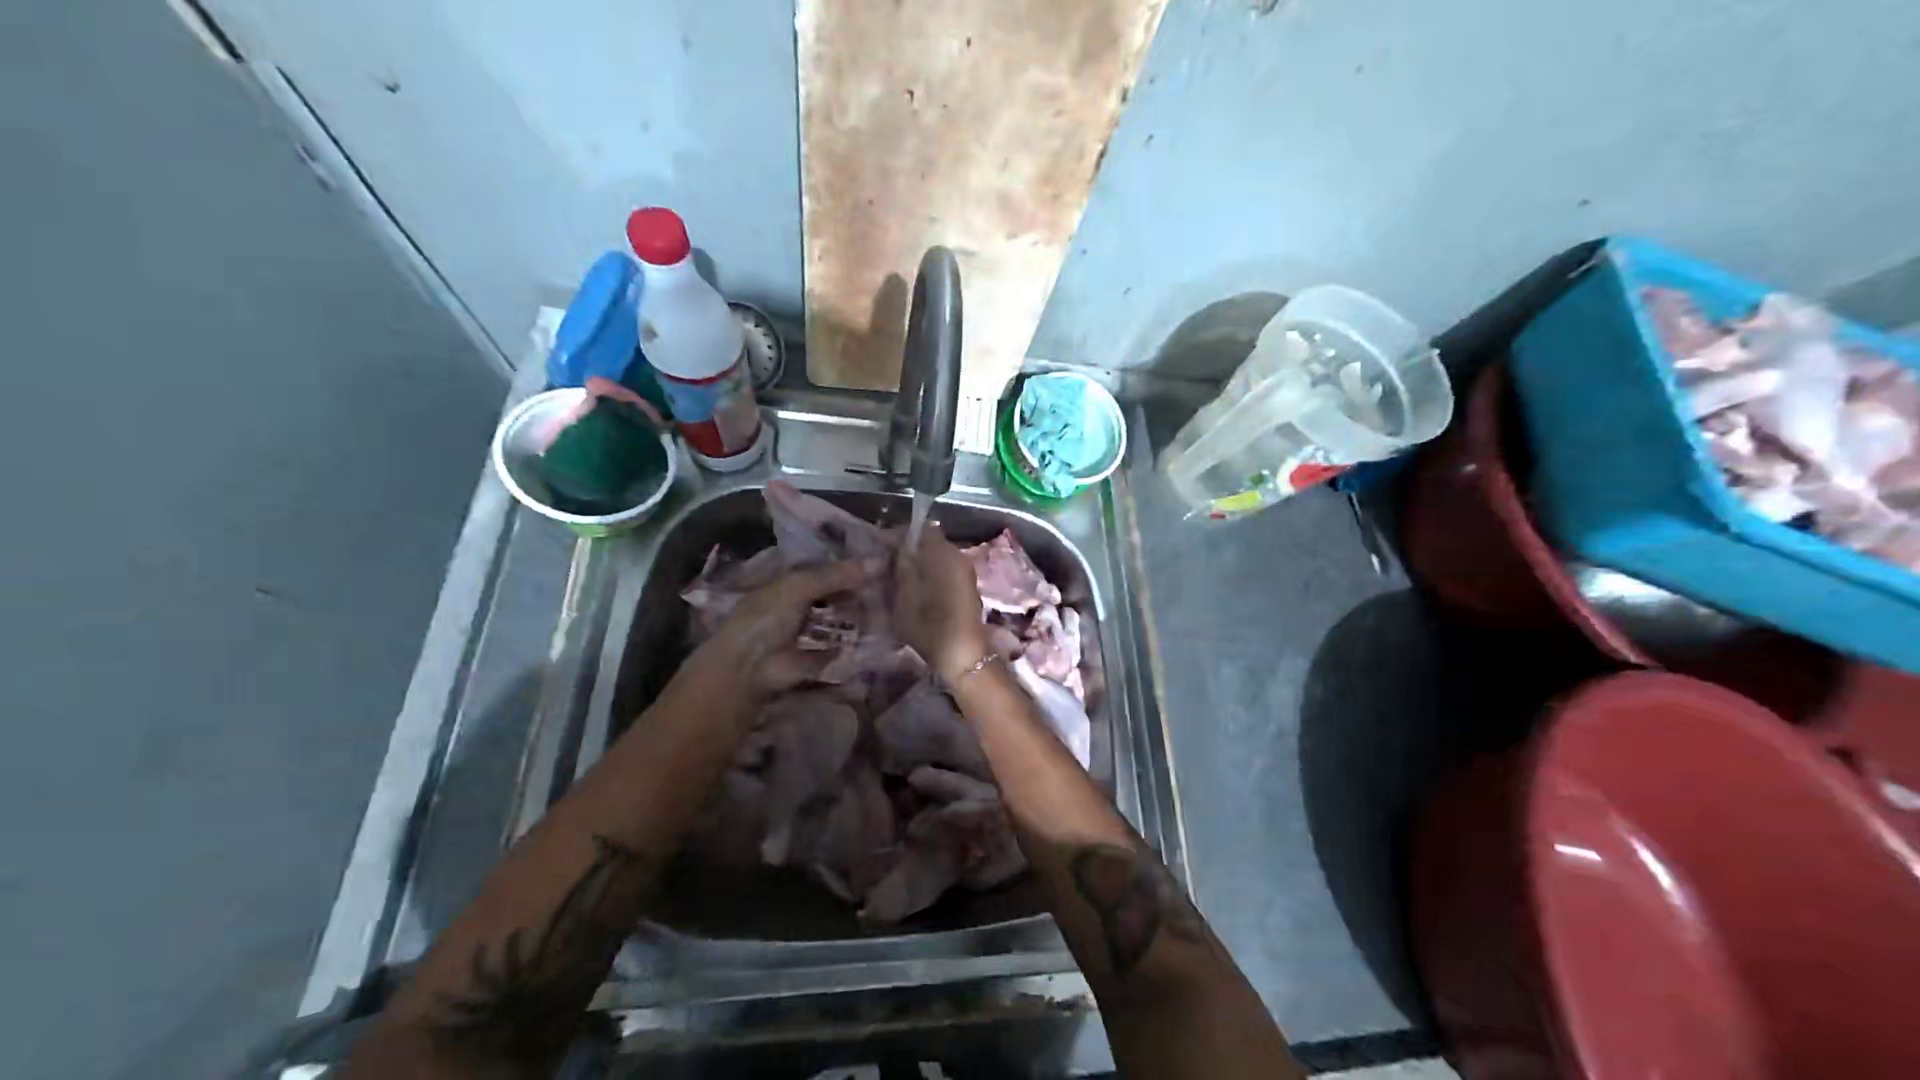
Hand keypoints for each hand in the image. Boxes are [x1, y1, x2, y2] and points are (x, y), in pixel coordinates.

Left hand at [706, 560, 875, 694]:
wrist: (750, 667)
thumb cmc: (767, 617)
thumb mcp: (799, 586)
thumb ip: (835, 574)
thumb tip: (878, 562)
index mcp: (789, 580)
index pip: (823, 565)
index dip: (847, 562)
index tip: (878, 556)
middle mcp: (800, 601)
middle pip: (835, 590)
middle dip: (857, 587)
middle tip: (889, 580)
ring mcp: (811, 629)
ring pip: (841, 615)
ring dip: (861, 611)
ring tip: (890, 603)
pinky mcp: (820, 655)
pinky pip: (845, 643)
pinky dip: (860, 639)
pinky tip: (883, 629)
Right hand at [894, 524, 990, 680]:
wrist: (963, 656)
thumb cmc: (930, 625)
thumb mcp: (905, 596)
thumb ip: (902, 567)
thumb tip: (898, 549)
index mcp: (943, 553)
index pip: (919, 530)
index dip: (898, 535)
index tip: (880, 548)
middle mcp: (958, 556)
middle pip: (929, 543)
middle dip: (907, 551)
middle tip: (883, 565)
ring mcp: (965, 573)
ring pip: (936, 558)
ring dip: (917, 565)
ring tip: (895, 579)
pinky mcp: (966, 588)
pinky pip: (943, 571)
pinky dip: (928, 576)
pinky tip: (913, 591)